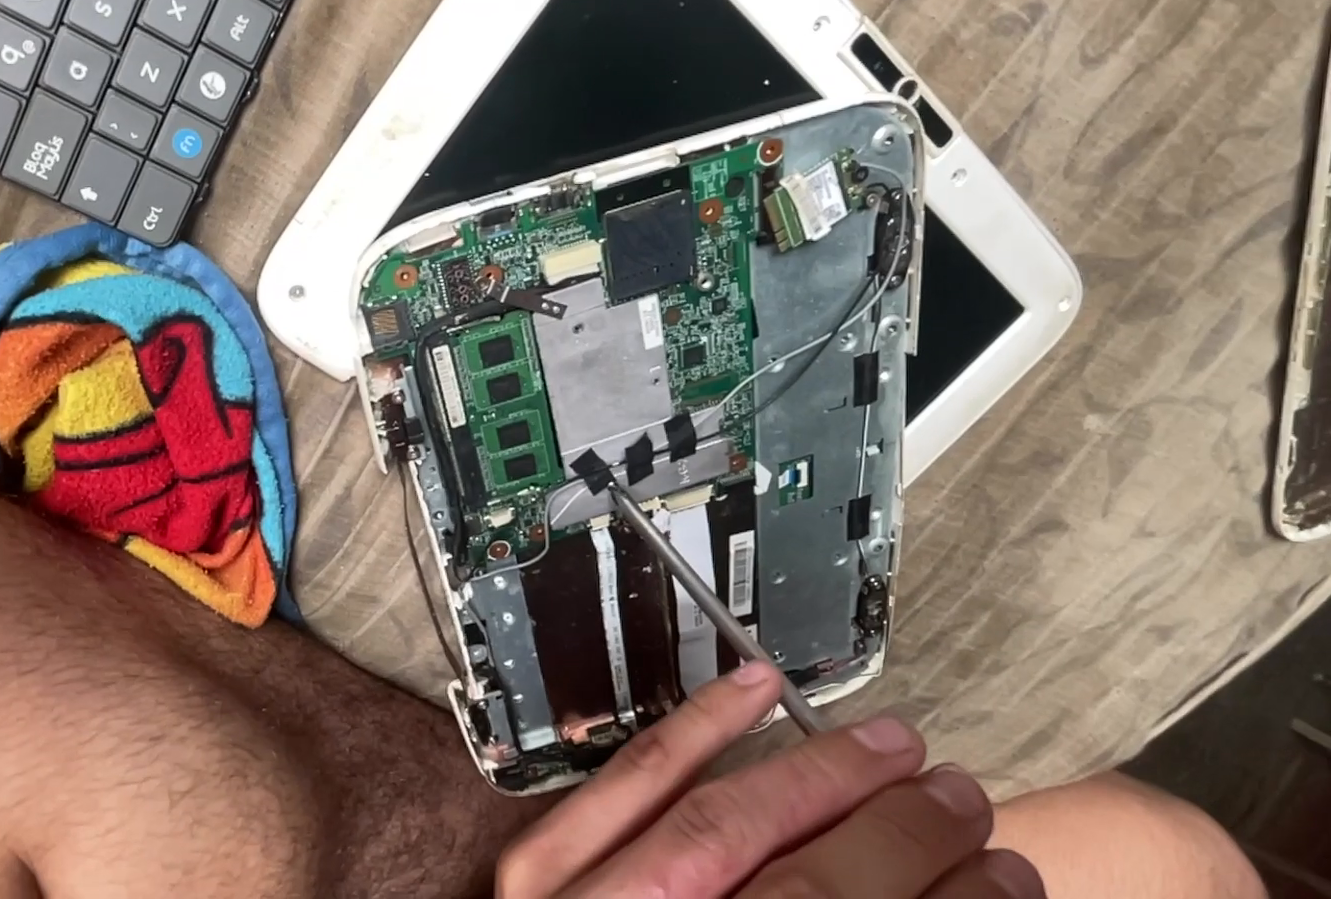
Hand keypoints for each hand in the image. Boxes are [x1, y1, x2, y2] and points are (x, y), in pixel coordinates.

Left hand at [496, 661, 1045, 897]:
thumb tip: (936, 895)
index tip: (1015, 876)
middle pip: (807, 890)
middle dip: (898, 837)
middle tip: (963, 797)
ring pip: (722, 820)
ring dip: (817, 774)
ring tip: (894, 742)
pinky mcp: (546, 861)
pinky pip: (636, 776)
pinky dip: (704, 723)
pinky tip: (758, 683)